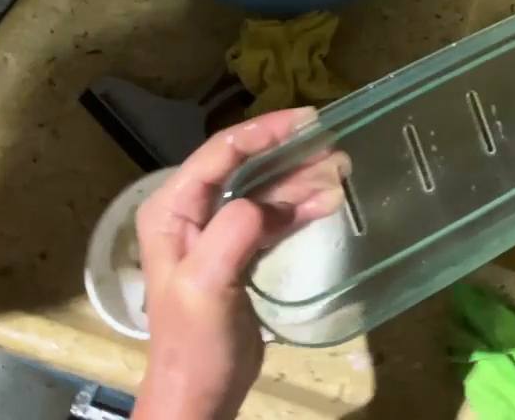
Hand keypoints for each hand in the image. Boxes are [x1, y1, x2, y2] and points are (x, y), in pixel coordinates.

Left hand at [134, 108, 346, 419]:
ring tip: (341, 169)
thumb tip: (265, 203)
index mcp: (173, 208)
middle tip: (333, 144)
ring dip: (302, 178)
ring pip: (265, 187)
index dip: (264, 130)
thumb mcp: (205, 287)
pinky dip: (301, 205)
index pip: (221, 152)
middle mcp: (193, 210)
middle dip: (290, 152)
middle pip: (246, 164)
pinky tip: (330, 201)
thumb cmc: (193, 342)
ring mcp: (218, 229)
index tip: (307, 120)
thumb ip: (231, 234)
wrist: (199, 396)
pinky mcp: (241, 250)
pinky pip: (274, 214)